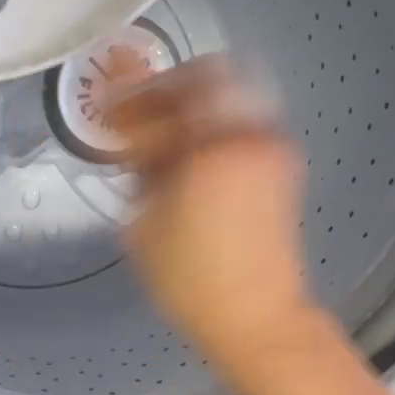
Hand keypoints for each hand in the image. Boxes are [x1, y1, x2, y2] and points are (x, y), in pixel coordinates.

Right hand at [113, 56, 394, 394]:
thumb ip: (139, 173)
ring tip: (162, 136)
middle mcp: (251, 136)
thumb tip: (136, 145)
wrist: (256, 318)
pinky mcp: (281, 171)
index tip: (113, 98)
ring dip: (195, 105)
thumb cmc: (195, 283)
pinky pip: (245, 125)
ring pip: (233, 98)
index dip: (135, 88)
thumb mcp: (144, 226)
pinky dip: (215, 126)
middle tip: (140, 110)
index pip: (173, 87)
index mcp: (212, 146)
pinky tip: (189, 157)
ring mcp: (273, 150)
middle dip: (170, 87)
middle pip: (212, 76)